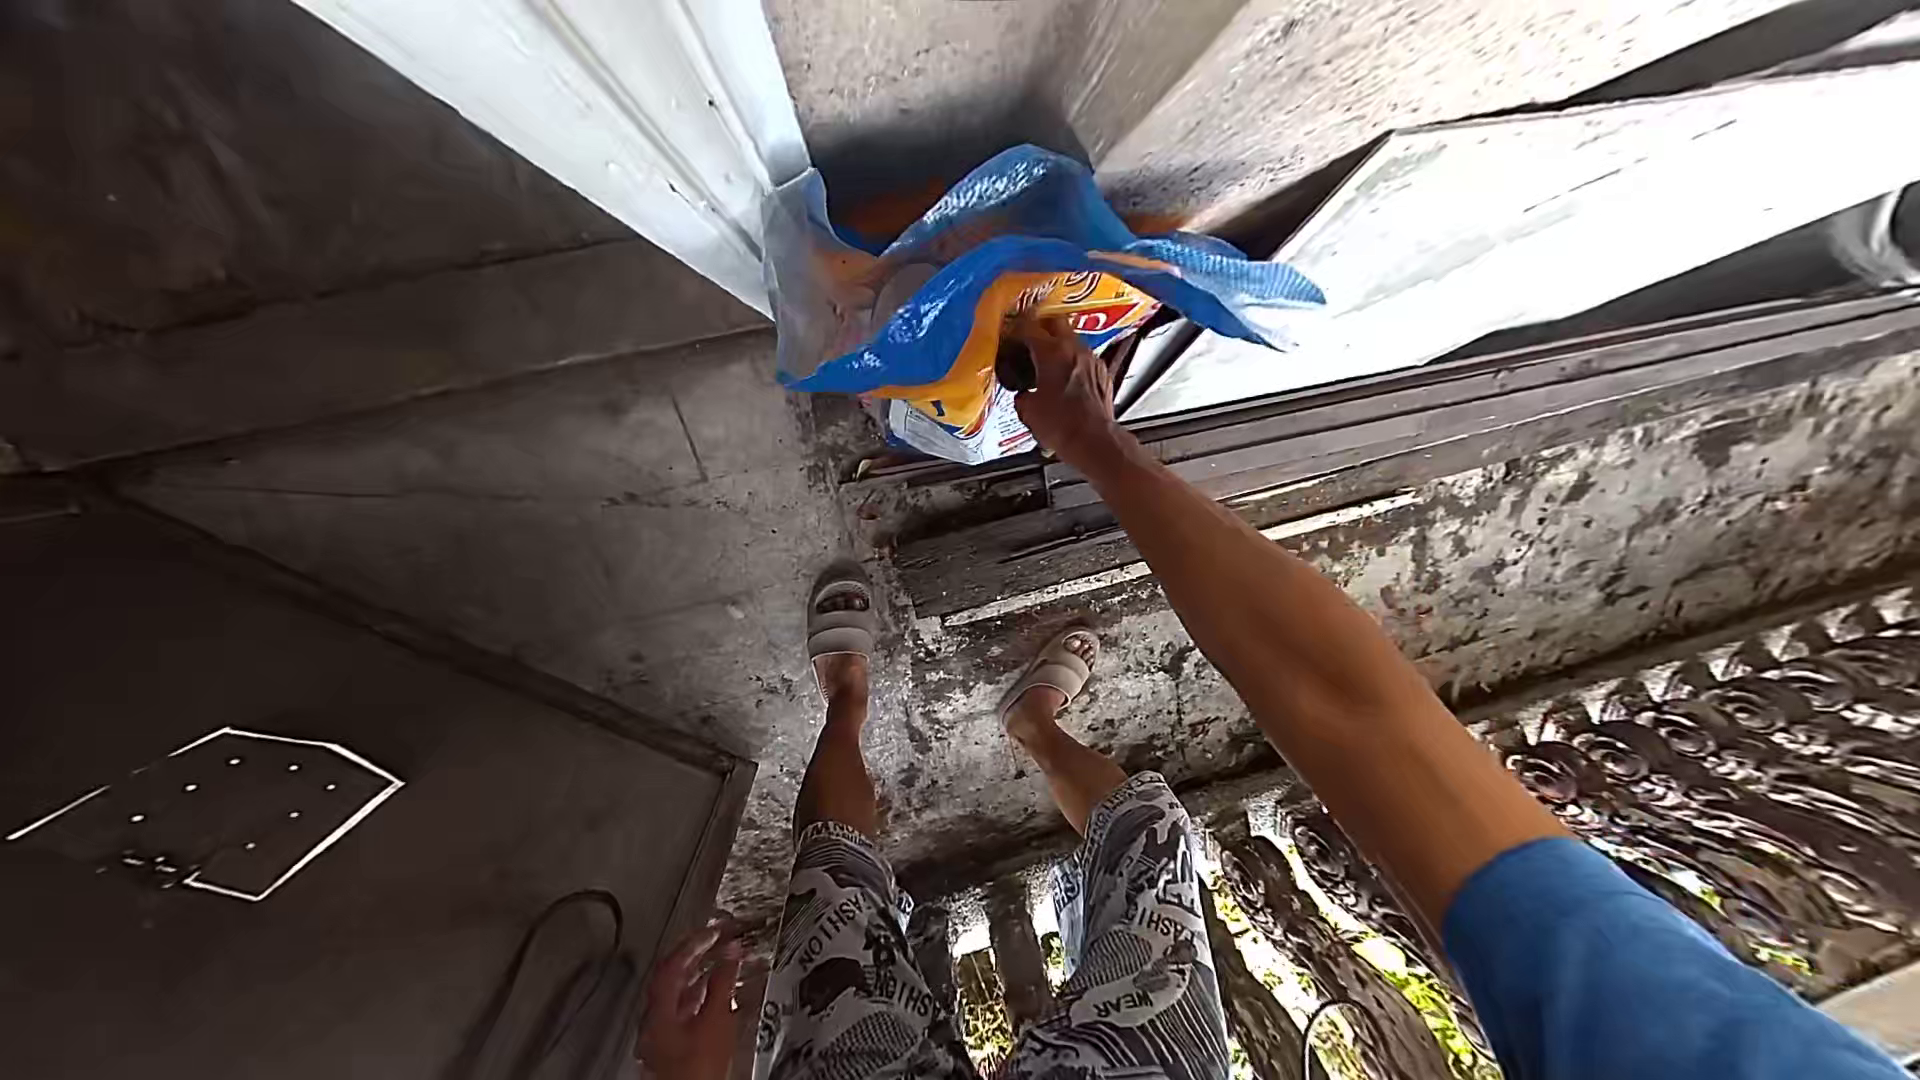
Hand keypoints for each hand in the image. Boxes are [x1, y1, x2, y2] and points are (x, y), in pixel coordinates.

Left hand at [636, 916, 744, 1079]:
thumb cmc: (698, 1068)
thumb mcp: (716, 1017)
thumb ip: (723, 980)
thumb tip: (732, 951)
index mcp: (658, 1010)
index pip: (672, 964)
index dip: (694, 942)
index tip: (713, 930)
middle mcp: (653, 1021)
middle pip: (672, 976)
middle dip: (695, 954)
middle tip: (716, 938)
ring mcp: (661, 1034)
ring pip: (678, 992)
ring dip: (699, 972)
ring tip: (721, 959)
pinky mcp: (672, 1045)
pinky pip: (684, 1008)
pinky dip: (700, 992)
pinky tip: (715, 991)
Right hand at [1010, 316, 1127, 468]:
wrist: (1093, 441)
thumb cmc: (1060, 425)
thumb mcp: (1029, 411)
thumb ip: (1022, 396)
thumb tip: (1023, 396)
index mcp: (1052, 352)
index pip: (1029, 328)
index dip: (1016, 330)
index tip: (1010, 335)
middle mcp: (1074, 349)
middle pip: (1056, 323)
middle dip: (1042, 328)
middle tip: (1030, 339)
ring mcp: (1092, 360)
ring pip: (1073, 340)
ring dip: (1060, 346)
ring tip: (1048, 361)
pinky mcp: (1103, 374)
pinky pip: (1085, 360)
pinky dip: (1074, 364)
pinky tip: (1067, 379)